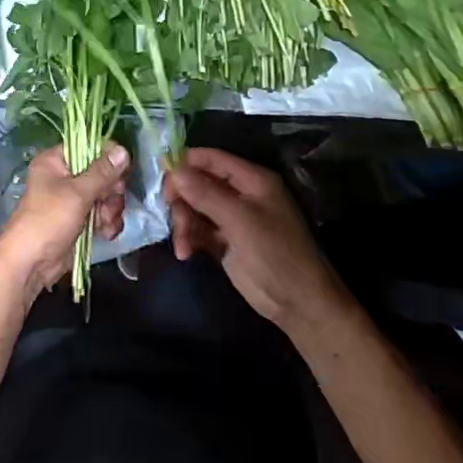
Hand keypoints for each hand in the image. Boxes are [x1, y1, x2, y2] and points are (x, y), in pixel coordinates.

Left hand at [0, 143, 128, 292]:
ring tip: (102, 223)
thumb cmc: (48, 220)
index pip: (89, 147)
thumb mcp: (77, 193)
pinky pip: (102, 214)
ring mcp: (73, 199)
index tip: (121, 173)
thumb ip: (102, 172)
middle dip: (110, 191)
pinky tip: (104, 233)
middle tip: (108, 202)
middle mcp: (64, 176)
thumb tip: (123, 150)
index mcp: (56, 161)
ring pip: (105, 195)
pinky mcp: (80, 219)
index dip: (108, 159)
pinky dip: (106, 223)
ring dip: (110, 210)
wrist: (30, 263)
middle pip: (102, 173)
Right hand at [163, 148, 345, 325]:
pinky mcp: (224, 241)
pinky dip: (189, 239)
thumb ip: (206, 193)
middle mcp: (240, 194)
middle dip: (182, 200)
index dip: (185, 164)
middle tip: (172, 218)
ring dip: (183, 224)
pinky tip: (186, 254)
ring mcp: (231, 218)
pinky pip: (198, 229)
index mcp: (251, 180)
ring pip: (194, 208)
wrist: (299, 304)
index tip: (163, 179)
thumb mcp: (240, 220)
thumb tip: (174, 171)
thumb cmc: (276, 254)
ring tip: (184, 246)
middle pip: (197, 183)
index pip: (211, 158)